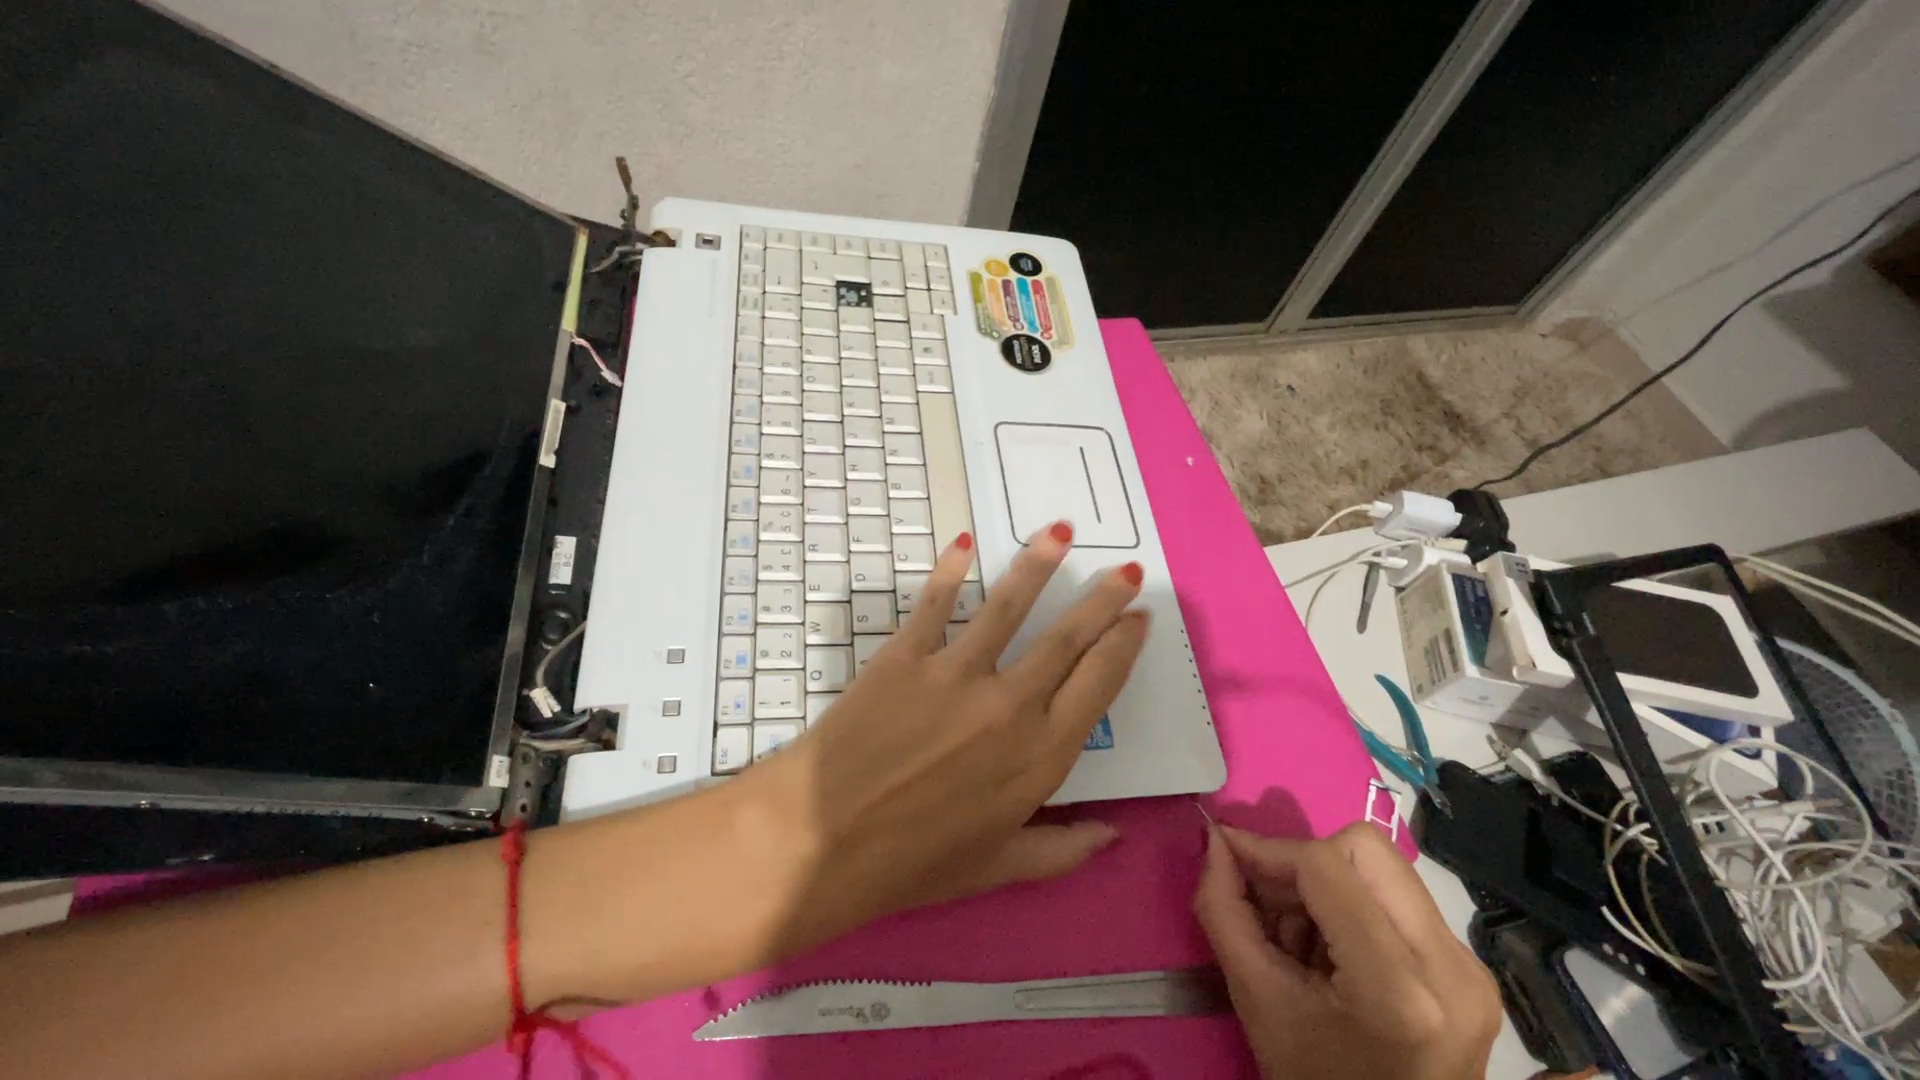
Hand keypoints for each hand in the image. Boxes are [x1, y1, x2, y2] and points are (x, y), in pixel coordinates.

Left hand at [748, 522, 1147, 953]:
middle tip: (1127, 570)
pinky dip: (951, 570)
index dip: (1124, 646)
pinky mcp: (905, 655)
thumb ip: (1061, 851)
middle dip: (1102, 600)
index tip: (1140, 618)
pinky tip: (964, 542)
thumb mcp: (997, 868)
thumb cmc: (912, 864)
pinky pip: (935, 603)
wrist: (820, 840)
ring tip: (1061, 532)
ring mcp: (955, 672)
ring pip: (1010, 606)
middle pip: (1068, 639)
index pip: (1099, 685)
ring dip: (1040, 565)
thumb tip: (1113, 835)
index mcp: (1041, 756)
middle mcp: (1010, 704)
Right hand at [1192, 822, 1501, 1079]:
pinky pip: (1401, 899)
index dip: (1269, 850)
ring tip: (1299, 936)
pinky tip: (1331, 950)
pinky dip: (1354, 905)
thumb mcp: (1256, 1000)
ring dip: (1328, 883)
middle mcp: (1450, 966)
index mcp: (1395, 987)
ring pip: (1384, 868)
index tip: (1228, 855)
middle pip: (1366, 850)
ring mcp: (1471, 968)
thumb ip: (1225, 910)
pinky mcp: (1474, 969)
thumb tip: (1216, 841)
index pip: (1326, 867)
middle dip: (1304, 862)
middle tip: (1269, 900)